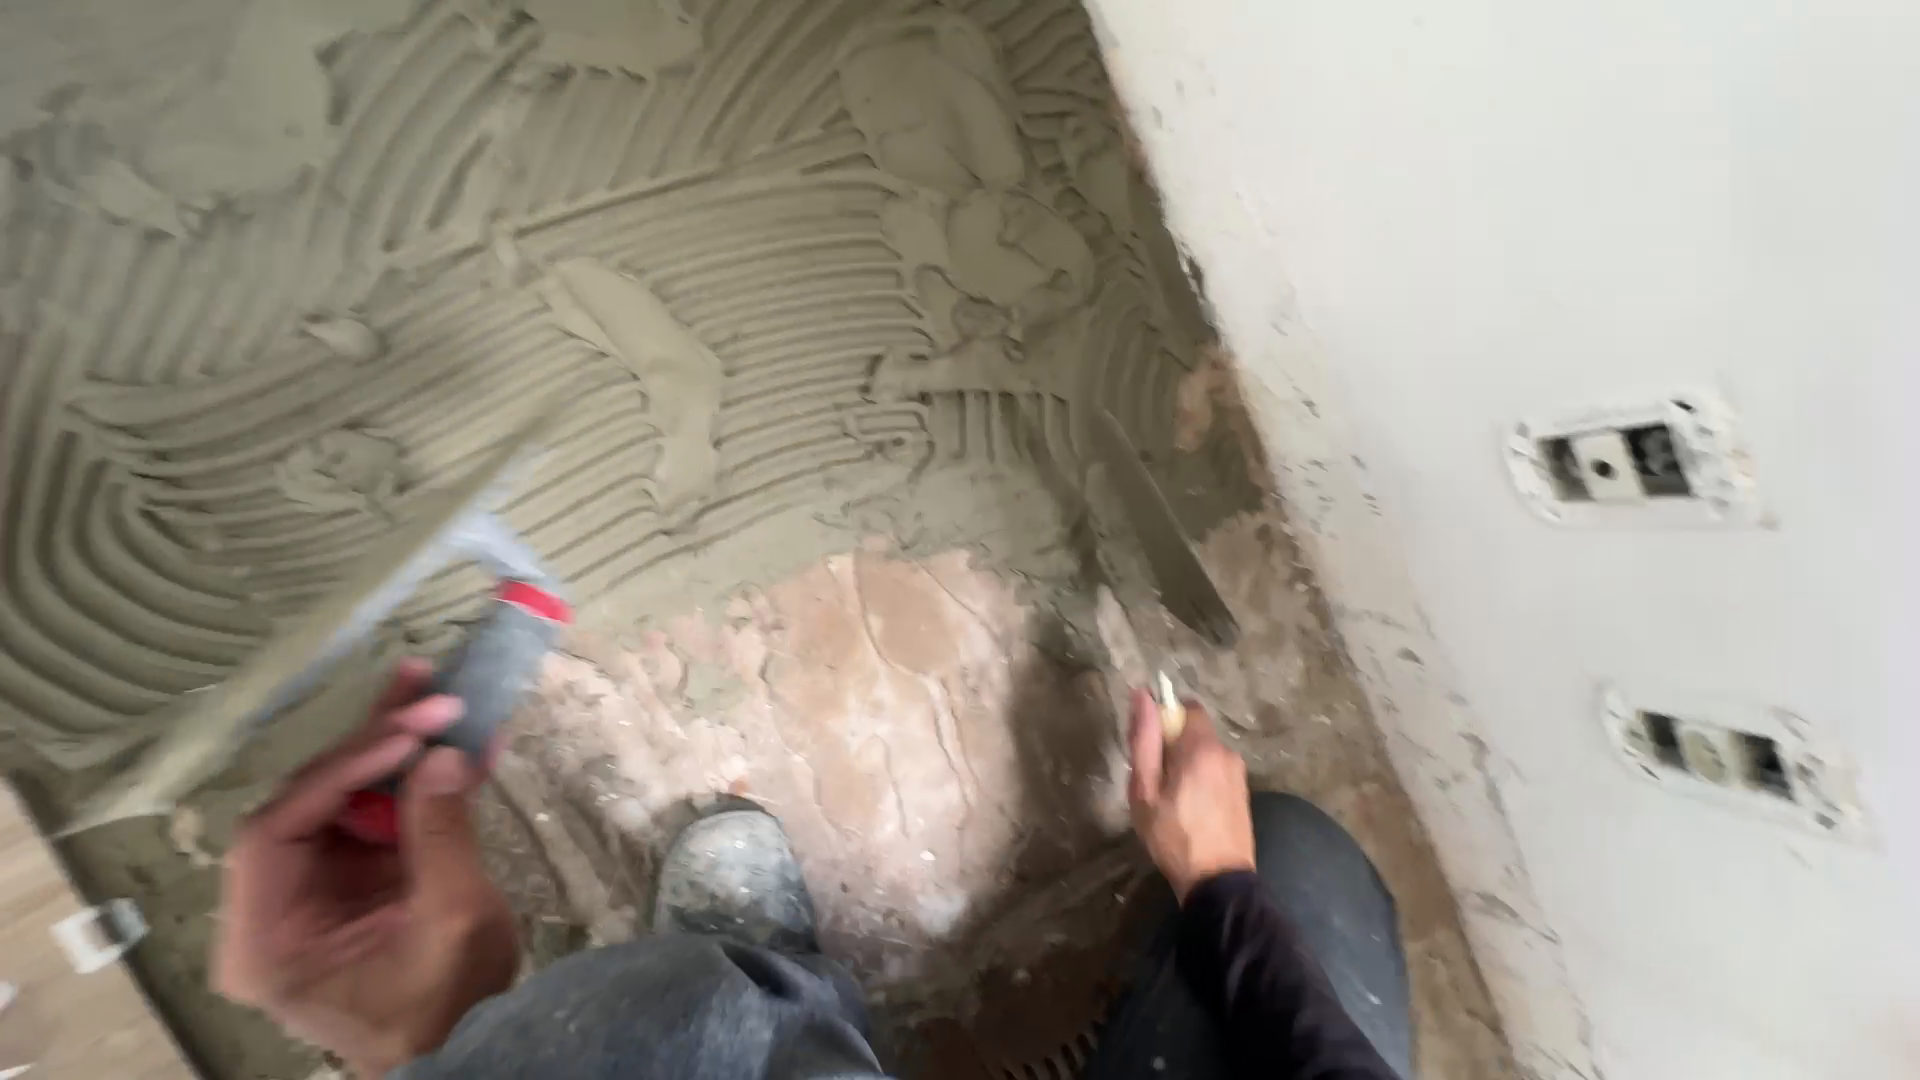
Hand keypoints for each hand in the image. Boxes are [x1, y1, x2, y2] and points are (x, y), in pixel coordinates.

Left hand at [212, 660, 519, 1077]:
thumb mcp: (451, 918)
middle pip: (312, 800)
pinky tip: (466, 739)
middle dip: (372, 742)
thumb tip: (445, 753)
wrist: (466, 1042)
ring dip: (397, 742)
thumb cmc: (446, 999)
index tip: (410, 734)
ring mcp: (326, 883)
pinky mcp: (368, 872)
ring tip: (435, 689)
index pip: (277, 831)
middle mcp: (282, 902)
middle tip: (427, 689)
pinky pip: (390, 810)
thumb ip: (443, 834)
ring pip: (351, 795)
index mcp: (270, 934)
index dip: (340, 773)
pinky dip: (427, 773)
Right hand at [1127, 687, 1255, 902]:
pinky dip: (1199, 778)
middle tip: (1153, 779)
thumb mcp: (1145, 789)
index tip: (1148, 745)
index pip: (1185, 706)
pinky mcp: (1242, 793)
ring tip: (1169, 798)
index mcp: (1203, 747)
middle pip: (1194, 731)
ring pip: (1204, 752)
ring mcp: (1238, 775)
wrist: (1218, 883)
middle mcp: (1226, 753)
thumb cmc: (1174, 835)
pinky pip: (1215, 770)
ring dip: (1185, 763)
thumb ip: (1143, 739)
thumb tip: (1142, 695)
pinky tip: (1189, 808)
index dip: (1164, 718)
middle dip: (1172, 744)